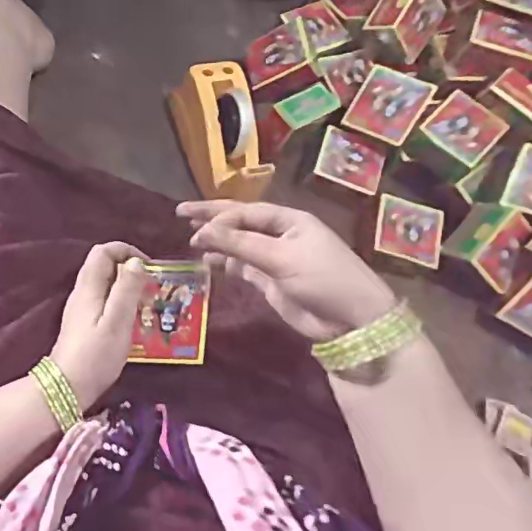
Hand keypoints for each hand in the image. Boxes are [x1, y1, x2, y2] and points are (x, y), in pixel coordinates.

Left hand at [52, 242, 146, 407]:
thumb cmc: (96, 356)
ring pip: (104, 284)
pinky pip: (103, 301)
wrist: (67, 387)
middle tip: (152, 287)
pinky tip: (132, 320)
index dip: (126, 251)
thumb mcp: (117, 322)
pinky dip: (119, 302)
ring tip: (147, 303)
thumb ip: (126, 290)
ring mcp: (80, 310)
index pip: (102, 252)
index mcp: (88, 288)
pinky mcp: (82, 324)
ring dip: (126, 287)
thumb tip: (136, 262)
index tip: (149, 267)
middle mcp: (81, 294)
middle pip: (103, 266)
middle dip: (129, 269)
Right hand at [178, 200, 396, 341]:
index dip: (216, 214)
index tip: (189, 220)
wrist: (351, 319)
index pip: (245, 211)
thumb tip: (202, 232)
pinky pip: (241, 265)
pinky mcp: (270, 281)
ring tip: (191, 241)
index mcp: (289, 220)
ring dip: (216, 242)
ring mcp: (274, 258)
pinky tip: (208, 261)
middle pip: (239, 222)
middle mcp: (280, 235)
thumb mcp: (280, 257)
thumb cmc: (322, 278)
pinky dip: (225, 262)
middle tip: (181, 214)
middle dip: (211, 219)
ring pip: (238, 244)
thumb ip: (240, 244)